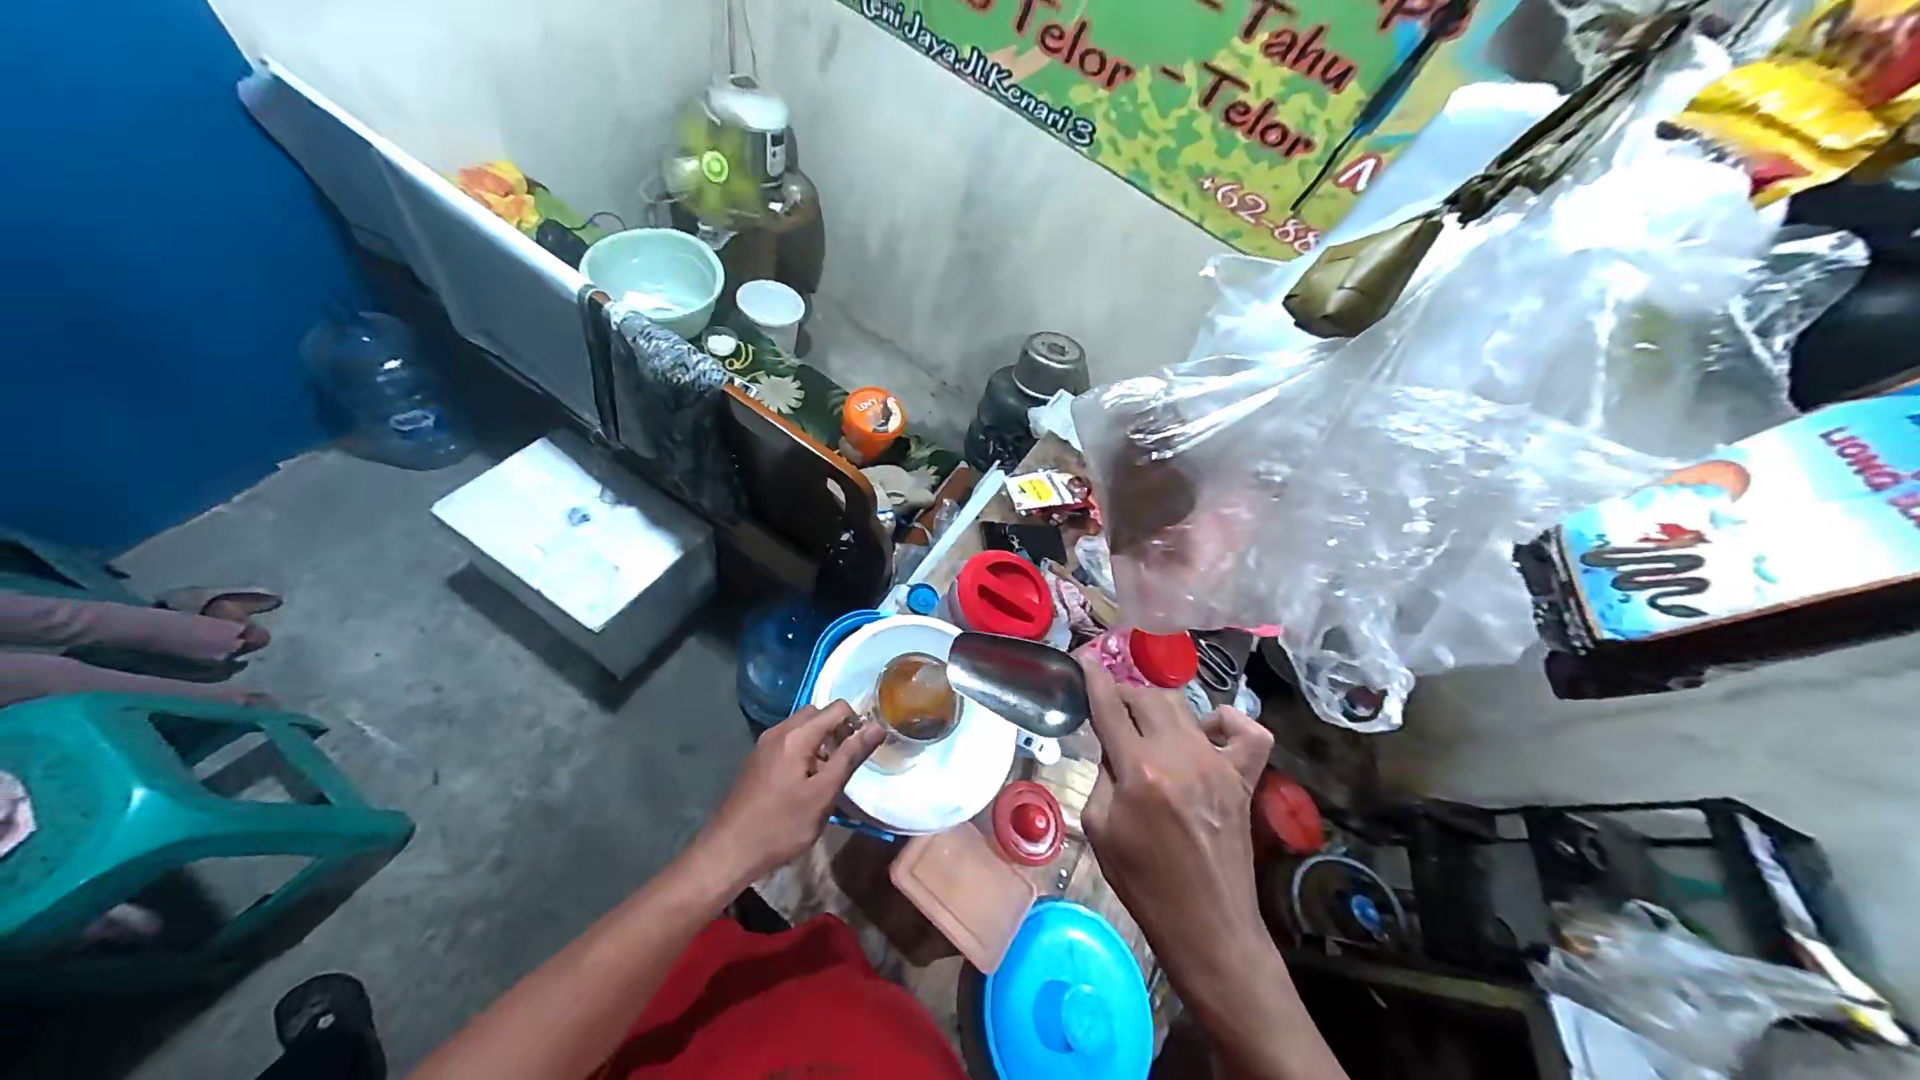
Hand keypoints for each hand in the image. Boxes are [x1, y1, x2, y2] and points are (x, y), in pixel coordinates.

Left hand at [695, 701, 884, 884]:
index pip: (838, 708)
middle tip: (843, 765)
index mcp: (796, 735)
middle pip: (818, 714)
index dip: (856, 723)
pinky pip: (788, 740)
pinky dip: (803, 750)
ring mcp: (764, 744)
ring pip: (802, 727)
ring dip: (820, 741)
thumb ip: (850, 756)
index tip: (861, 752)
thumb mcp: (824, 793)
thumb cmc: (781, 825)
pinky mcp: (757, 758)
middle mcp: (779, 731)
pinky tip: (804, 782)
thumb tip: (877, 727)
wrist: (728, 851)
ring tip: (825, 777)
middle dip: (837, 731)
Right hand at [1079, 656, 1273, 994]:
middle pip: (1147, 697)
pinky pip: (1246, 732)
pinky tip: (1209, 731)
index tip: (1085, 662)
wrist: (1207, 925)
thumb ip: (1102, 774)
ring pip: (1184, 707)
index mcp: (1138, 770)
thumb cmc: (1143, 882)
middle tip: (1112, 708)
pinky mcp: (1243, 778)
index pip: (1110, 706)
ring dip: (1159, 708)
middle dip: (1124, 694)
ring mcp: (1217, 764)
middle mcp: (1180, 756)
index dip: (1094, 678)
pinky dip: (1227, 722)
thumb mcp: (1099, 828)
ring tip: (1147, 726)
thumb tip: (1113, 743)